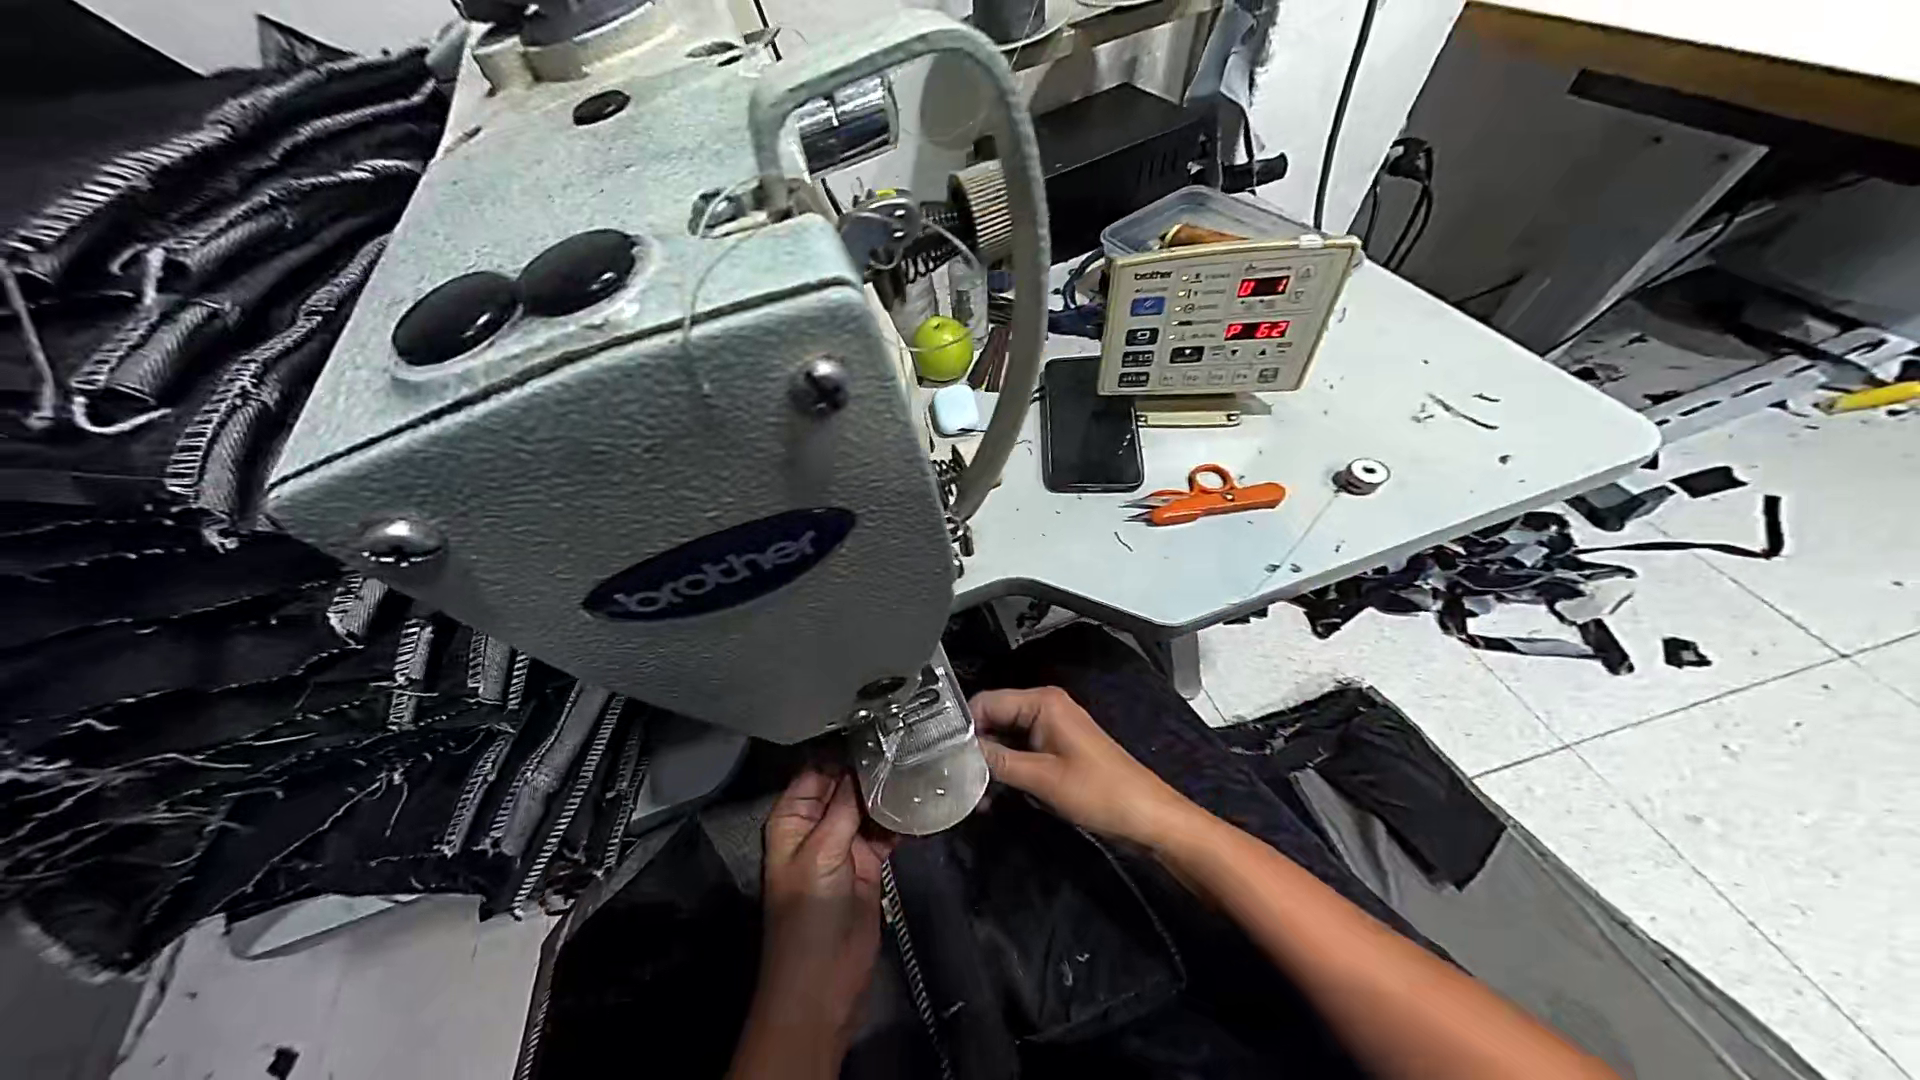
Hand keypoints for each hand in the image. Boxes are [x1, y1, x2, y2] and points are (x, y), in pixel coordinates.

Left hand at [750, 767, 896, 1054]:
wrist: (823, 981)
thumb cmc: (808, 913)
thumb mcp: (821, 853)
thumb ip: (843, 807)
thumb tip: (862, 763)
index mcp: (793, 818)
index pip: (817, 770)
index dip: (842, 751)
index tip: (876, 728)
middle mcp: (818, 824)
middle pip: (845, 785)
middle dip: (870, 768)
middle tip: (907, 741)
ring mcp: (845, 843)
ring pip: (868, 806)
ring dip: (889, 792)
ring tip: (920, 763)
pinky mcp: (870, 861)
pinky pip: (886, 830)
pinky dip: (901, 819)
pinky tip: (923, 801)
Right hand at [970, 686, 1202, 848]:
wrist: (1146, 816)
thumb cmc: (1099, 791)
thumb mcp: (1042, 778)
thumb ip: (997, 761)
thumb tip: (958, 753)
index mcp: (1042, 702)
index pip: (986, 701)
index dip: (963, 727)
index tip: (942, 756)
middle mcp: (1043, 707)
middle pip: (992, 719)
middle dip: (973, 749)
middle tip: (952, 780)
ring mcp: (1049, 728)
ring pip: (1003, 739)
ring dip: (987, 765)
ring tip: (970, 796)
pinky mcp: (1053, 750)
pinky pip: (1018, 753)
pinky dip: (1004, 771)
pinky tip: (991, 797)